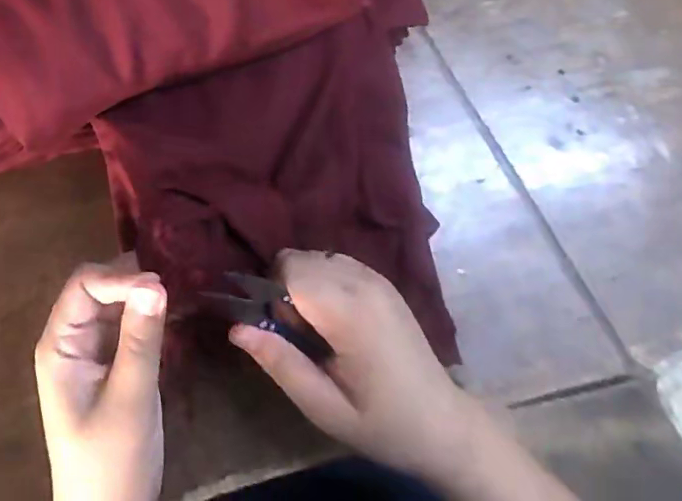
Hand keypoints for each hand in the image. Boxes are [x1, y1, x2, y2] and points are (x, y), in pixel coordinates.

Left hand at [34, 254, 167, 500]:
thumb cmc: (110, 462)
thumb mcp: (130, 400)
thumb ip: (141, 340)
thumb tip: (155, 282)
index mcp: (59, 345)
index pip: (83, 285)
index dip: (119, 276)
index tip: (160, 284)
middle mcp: (70, 339)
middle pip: (96, 287)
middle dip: (131, 278)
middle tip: (174, 277)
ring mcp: (89, 351)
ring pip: (112, 302)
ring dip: (140, 292)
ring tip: (178, 285)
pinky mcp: (110, 363)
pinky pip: (125, 323)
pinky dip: (146, 312)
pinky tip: (171, 309)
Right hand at [229, 250, 575, 500]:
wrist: (445, 425)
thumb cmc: (382, 424)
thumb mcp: (324, 408)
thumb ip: (280, 364)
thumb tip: (236, 328)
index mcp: (349, 311)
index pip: (288, 269)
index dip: (275, 299)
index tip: (287, 337)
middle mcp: (362, 281)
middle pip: (298, 258)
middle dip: (285, 289)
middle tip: (302, 337)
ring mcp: (375, 276)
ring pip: (314, 256)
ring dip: (304, 284)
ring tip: (321, 329)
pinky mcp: (382, 278)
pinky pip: (334, 261)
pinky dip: (323, 281)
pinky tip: (337, 319)